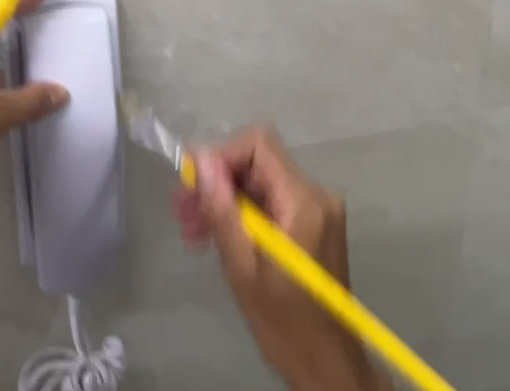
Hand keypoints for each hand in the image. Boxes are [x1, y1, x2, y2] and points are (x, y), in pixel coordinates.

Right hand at [174, 127, 389, 390]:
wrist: (327, 365)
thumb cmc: (284, 321)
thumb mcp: (243, 266)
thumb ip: (222, 208)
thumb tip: (201, 159)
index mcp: (304, 201)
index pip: (258, 145)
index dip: (220, 155)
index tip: (191, 184)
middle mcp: (316, 194)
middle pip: (256, 162)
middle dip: (215, 181)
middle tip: (182, 214)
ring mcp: (316, 208)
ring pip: (258, 181)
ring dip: (223, 199)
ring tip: (194, 232)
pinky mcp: (312, 223)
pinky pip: (269, 200)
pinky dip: (241, 212)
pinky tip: (219, 237)